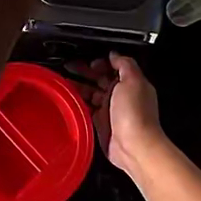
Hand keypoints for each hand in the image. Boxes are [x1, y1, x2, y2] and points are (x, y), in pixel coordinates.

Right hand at [69, 53, 172, 175]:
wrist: (134, 146)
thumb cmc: (136, 115)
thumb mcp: (133, 80)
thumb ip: (124, 64)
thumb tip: (115, 55)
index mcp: (130, 82)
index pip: (113, 67)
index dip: (100, 62)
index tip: (88, 60)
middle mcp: (120, 95)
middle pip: (99, 79)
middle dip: (85, 71)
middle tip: (69, 66)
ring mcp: (110, 109)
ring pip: (91, 93)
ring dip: (78, 86)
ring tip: (64, 81)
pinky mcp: (101, 122)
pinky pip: (87, 109)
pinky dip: (78, 103)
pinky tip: (69, 99)